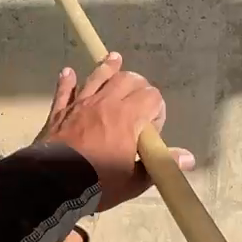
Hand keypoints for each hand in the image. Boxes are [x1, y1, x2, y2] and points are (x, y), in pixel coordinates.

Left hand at [35, 52, 195, 210]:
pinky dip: (67, 81)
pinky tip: (68, 72)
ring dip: (107, 67)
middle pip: (127, 79)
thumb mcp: (133, 181)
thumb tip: (188, 158)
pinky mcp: (59, 111)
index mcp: (128, 117)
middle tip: (140, 95)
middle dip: (137, 84)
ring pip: (97, 77)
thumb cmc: (98, 183)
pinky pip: (65, 91)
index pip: (151, 97)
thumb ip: (159, 165)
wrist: (54, 182)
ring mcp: (80, 104)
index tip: (152, 128)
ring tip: (114, 58)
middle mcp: (106, 103)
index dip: (156, 109)